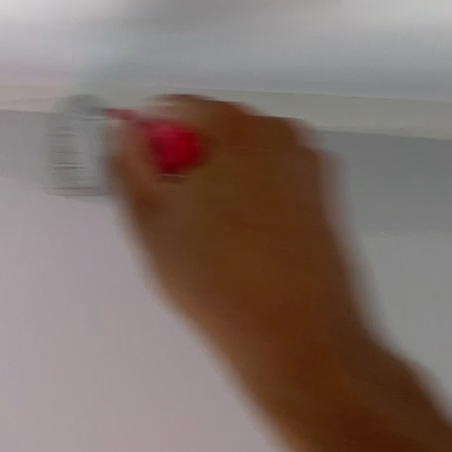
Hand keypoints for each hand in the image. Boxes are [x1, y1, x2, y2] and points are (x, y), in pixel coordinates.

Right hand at [109, 95, 374, 378]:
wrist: (301, 343)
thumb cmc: (215, 275)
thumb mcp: (149, 217)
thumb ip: (128, 162)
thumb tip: (127, 133)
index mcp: (237, 127)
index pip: (172, 108)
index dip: (146, 140)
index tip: (140, 182)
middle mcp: (280, 133)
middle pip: (209, 127)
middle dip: (181, 158)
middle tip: (169, 212)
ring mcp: (309, 166)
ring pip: (238, 155)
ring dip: (213, 177)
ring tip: (204, 232)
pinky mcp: (324, 199)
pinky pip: (267, 178)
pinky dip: (245, 195)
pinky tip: (238, 242)